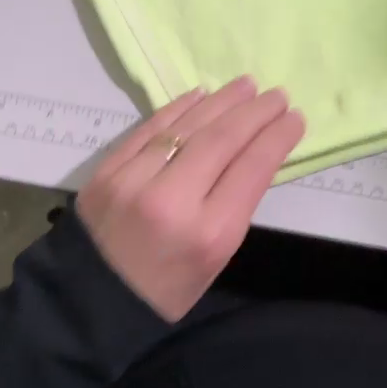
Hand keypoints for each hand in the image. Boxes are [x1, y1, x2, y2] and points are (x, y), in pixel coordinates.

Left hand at [78, 78, 305, 319]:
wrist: (92, 300)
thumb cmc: (165, 291)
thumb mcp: (215, 261)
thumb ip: (233, 207)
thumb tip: (250, 154)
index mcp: (210, 233)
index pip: (252, 168)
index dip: (277, 137)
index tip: (295, 118)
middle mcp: (174, 201)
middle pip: (222, 140)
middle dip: (254, 113)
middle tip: (276, 95)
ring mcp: (134, 181)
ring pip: (186, 128)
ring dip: (220, 102)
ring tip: (245, 87)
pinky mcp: (107, 171)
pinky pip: (149, 129)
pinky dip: (178, 110)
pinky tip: (200, 97)